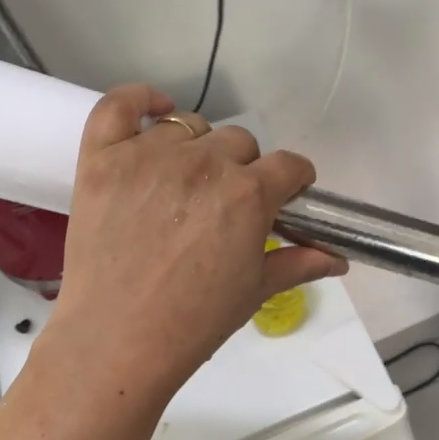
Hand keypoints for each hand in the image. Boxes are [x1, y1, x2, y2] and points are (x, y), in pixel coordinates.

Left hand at [46, 86, 344, 395]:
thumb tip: (338, 260)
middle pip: (241, 142)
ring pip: (189, 126)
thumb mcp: (257, 290)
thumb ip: (300, 263)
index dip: (295, 181)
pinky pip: (119, 105)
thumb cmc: (197, 319)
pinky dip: (140, 101)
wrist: (121, 338)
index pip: (289, 165)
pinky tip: (155, 112)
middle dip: (246, 167)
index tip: (289, 195)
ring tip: (190, 179)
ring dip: (199, 146)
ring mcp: (147, 156)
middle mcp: (203, 164)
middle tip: (232, 201)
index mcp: (248, 195)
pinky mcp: (101, 158)